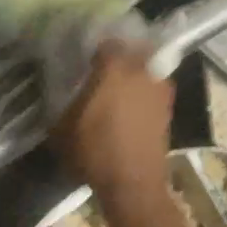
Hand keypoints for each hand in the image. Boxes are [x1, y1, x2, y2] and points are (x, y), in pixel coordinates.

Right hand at [52, 44, 174, 194]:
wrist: (132, 184)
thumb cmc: (93, 151)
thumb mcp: (61, 127)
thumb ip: (61, 102)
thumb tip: (58, 91)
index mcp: (113, 70)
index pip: (108, 42)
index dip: (97, 45)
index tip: (85, 52)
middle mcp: (140, 74)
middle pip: (136, 49)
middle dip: (123, 52)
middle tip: (106, 61)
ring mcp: (158, 92)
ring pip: (149, 69)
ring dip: (137, 70)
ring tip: (121, 81)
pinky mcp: (168, 112)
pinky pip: (155, 90)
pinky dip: (145, 91)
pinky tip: (131, 103)